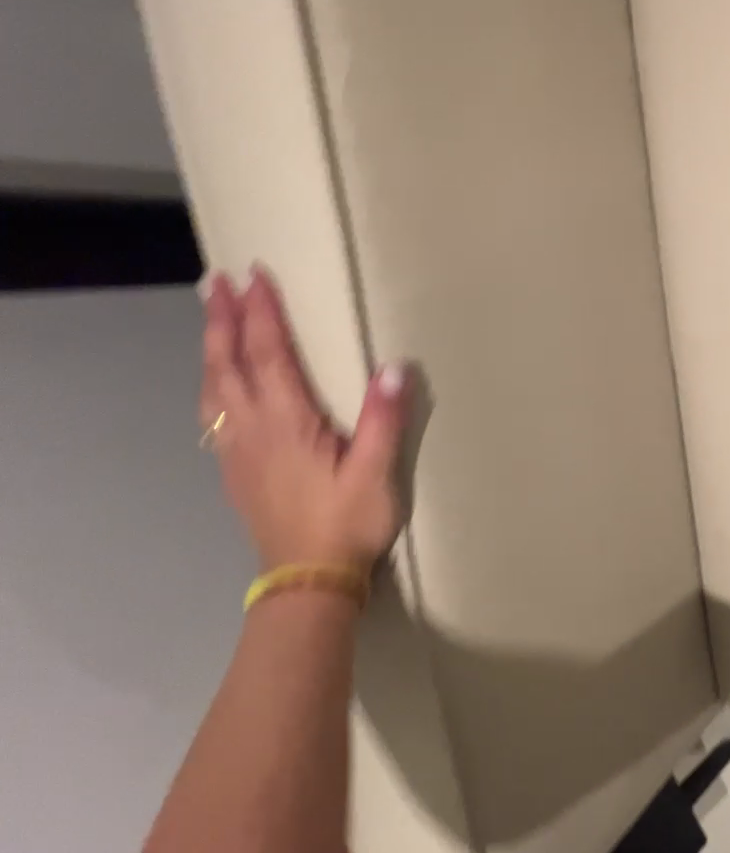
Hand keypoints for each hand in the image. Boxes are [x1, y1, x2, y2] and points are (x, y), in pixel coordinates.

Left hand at [200, 267, 410, 574]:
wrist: (307, 575)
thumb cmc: (348, 521)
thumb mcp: (377, 471)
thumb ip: (383, 419)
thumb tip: (394, 368)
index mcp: (287, 423)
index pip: (268, 356)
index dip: (261, 314)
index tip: (257, 277)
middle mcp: (252, 428)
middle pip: (228, 363)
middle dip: (223, 319)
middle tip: (217, 280)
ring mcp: (238, 449)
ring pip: (213, 386)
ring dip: (211, 345)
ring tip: (212, 317)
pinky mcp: (237, 467)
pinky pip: (214, 410)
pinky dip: (212, 380)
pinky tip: (218, 381)